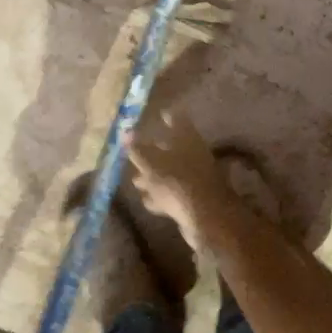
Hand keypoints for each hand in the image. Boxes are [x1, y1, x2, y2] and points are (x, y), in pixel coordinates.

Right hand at [127, 108, 227, 250]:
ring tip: (136, 181)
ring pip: (171, 173)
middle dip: (154, 152)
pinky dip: (161, 196)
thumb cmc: (176, 181)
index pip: (176, 120)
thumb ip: (138, 149)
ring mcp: (195, 178)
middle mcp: (193, 154)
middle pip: (172, 148)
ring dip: (154, 177)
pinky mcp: (194, 200)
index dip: (167, 117)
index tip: (159, 115)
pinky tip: (148, 201)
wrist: (206, 218)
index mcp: (186, 138)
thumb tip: (125, 133)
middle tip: (137, 155)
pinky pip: (174, 194)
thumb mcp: (151, 163)